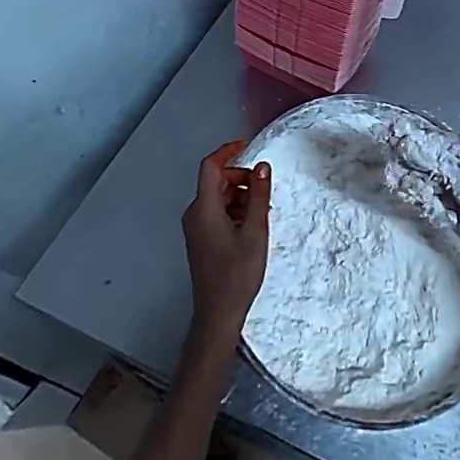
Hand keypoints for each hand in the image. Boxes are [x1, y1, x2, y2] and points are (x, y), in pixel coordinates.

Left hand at [182, 140, 270, 340]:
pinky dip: (235, 209)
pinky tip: (252, 224)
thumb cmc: (237, 274)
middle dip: (240, 177)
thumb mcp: (255, 231)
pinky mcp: (202, 239)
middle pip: (216, 181)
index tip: (246, 145)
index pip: (210, 167)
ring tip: (262, 210)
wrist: (218, 314)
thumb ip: (258, 195)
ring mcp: (196, 228)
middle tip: (264, 188)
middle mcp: (195, 214)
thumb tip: (262, 166)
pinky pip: (217, 212)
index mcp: (203, 208)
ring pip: (218, 197)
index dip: (227, 151)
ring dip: (240, 195)